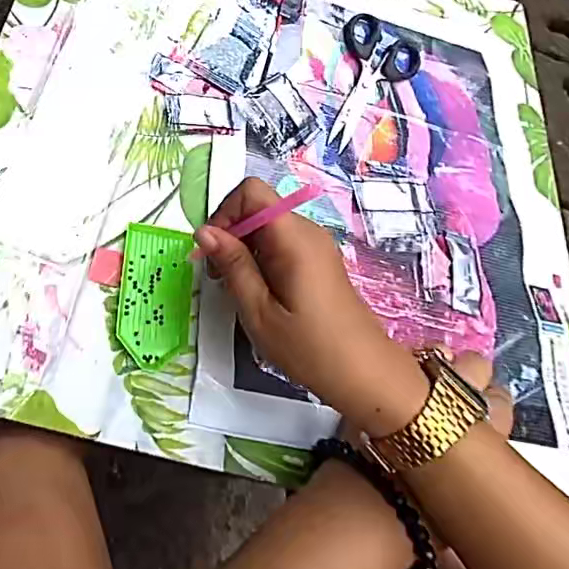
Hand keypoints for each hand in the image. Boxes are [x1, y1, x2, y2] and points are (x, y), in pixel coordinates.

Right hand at [195, 178, 428, 430]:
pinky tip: (256, 290)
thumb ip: (232, 265)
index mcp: (293, 238)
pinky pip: (278, 241)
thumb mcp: (258, 310)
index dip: (224, 212)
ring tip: (236, 287)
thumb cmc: (309, 349)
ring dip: (241, 247)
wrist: (366, 376)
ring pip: (265, 224)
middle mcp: (306, 231)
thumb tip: (203, 231)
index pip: (251, 191)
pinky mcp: (317, 259)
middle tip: (218, 276)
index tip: (214, 252)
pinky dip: (258, 256)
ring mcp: (314, 244)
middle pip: (256, 207)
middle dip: (229, 232)